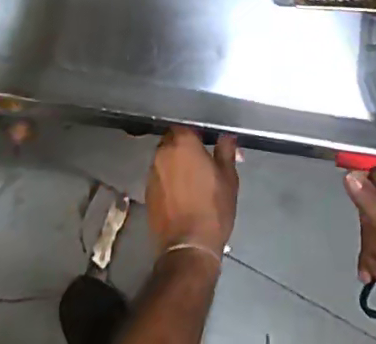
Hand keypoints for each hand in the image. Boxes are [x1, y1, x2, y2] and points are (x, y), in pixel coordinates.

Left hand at [145, 127, 238, 257]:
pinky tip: (180, 193)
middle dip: (184, 147)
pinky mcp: (147, 192)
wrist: (188, 246)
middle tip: (200, 161)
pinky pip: (159, 176)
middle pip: (171, 141)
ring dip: (175, 163)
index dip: (196, 134)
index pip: (186, 127)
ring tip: (191, 178)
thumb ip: (226, 151)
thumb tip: (227, 137)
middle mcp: (163, 153)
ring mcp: (152, 172)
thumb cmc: (213, 208)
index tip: (207, 144)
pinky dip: (168, 179)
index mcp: (182, 143)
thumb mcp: (228, 178)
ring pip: (164, 159)